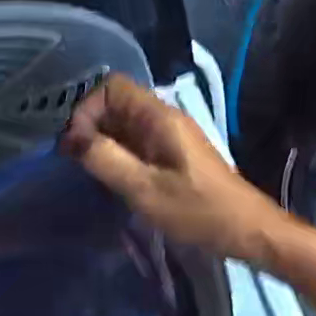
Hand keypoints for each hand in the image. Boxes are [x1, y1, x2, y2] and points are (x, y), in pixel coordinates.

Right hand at [60, 73, 290, 261]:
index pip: (112, 87)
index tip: (75, 143)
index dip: (87, 108)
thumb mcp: (144, 188)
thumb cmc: (197, 209)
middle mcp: (164, 117)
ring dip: (103, 141)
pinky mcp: (173, 153)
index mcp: (159, 116)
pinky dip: (119, 152)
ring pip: (125, 123)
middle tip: (76, 161)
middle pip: (117, 103)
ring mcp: (170, 134)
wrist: (246, 229)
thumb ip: (105, 159)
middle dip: (91, 125)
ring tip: (90, 172)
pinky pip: (137, 140)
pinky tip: (113, 179)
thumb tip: (69, 135)